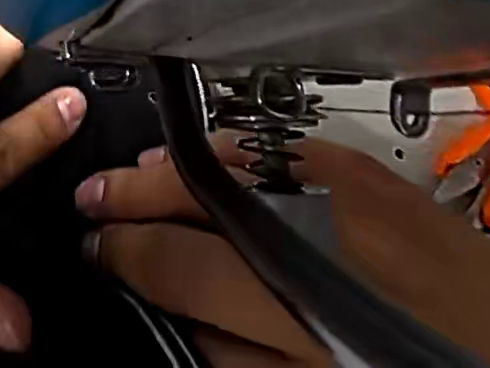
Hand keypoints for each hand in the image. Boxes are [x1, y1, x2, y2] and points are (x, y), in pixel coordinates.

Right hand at [75, 136, 489, 367]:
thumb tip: (200, 334)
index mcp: (332, 332)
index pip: (203, 287)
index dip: (138, 267)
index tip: (91, 251)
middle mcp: (342, 265)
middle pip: (212, 232)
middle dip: (138, 217)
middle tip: (84, 200)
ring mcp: (374, 218)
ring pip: (248, 183)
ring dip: (183, 175)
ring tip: (129, 167)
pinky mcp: (406, 195)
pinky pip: (307, 163)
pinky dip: (254, 159)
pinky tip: (223, 154)